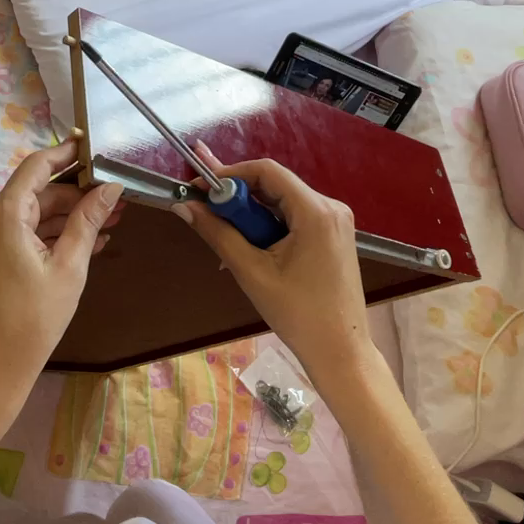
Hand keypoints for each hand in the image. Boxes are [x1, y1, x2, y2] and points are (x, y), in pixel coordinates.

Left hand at [0, 142, 123, 407]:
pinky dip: (51, 236)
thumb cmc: (33, 320)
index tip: (93, 145)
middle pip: (37, 191)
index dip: (66, 153)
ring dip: (68, 217)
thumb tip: (110, 187)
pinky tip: (87, 243)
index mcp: (4, 214)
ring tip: (110, 222)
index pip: (36, 167)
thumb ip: (88, 221)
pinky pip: (23, 234)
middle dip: (77, 193)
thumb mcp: (69, 268)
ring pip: (33, 214)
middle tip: (116, 197)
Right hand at [176, 143, 376, 384]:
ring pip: (280, 202)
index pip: (266, 171)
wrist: (340, 351)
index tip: (200, 190)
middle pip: (273, 184)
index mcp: (316, 211)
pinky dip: (267, 228)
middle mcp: (330, 207)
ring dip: (250, 216)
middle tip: (206, 212)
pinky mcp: (332, 235)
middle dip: (237, 198)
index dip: (229, 174)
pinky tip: (250, 251)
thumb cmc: (297, 313)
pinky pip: (292, 217)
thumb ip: (217, 232)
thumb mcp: (251, 271)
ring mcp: (334, 221)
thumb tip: (183, 206)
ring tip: (227, 242)